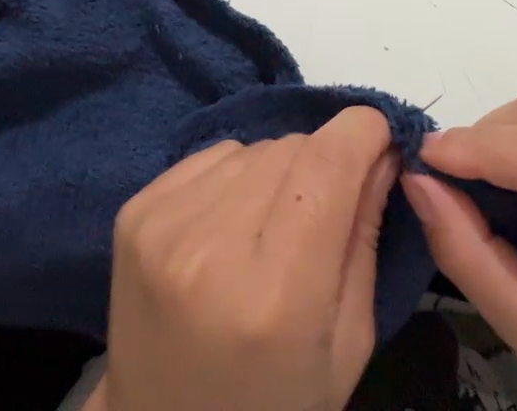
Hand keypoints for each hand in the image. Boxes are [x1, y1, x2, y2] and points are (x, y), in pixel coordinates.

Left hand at [91, 106, 398, 410]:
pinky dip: (235, 176)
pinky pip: (211, 157)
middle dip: (324, 163)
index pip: (327, 164)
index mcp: (276, 295)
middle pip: (291, 147)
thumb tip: (381, 150)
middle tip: (325, 211)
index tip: (382, 136)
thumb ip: (366, 235)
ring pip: (253, 146)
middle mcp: (211, 248)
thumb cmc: (275, 399)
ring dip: (277, 171)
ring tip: (271, 228)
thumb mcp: (349, 342)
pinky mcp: (134, 210)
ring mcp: (163, 225)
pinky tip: (231, 225)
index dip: (363, 131)